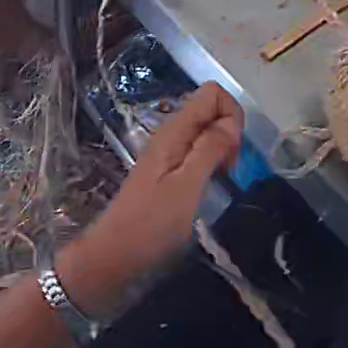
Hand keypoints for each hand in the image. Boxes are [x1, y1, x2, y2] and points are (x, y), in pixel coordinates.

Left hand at [58, 83, 243, 317]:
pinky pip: (198, 150)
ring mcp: (169, 150)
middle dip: (229, 133)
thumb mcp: (187, 187)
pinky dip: (211, 163)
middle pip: (211, 110)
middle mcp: (172, 132)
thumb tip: (232, 123)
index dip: (230, 114)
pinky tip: (210, 187)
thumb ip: (210, 149)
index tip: (231, 150)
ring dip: (223, 150)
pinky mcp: (169, 168)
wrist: (116, 255)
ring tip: (221, 180)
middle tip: (227, 169)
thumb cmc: (152, 223)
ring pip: (207, 131)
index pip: (212, 92)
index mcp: (175, 129)